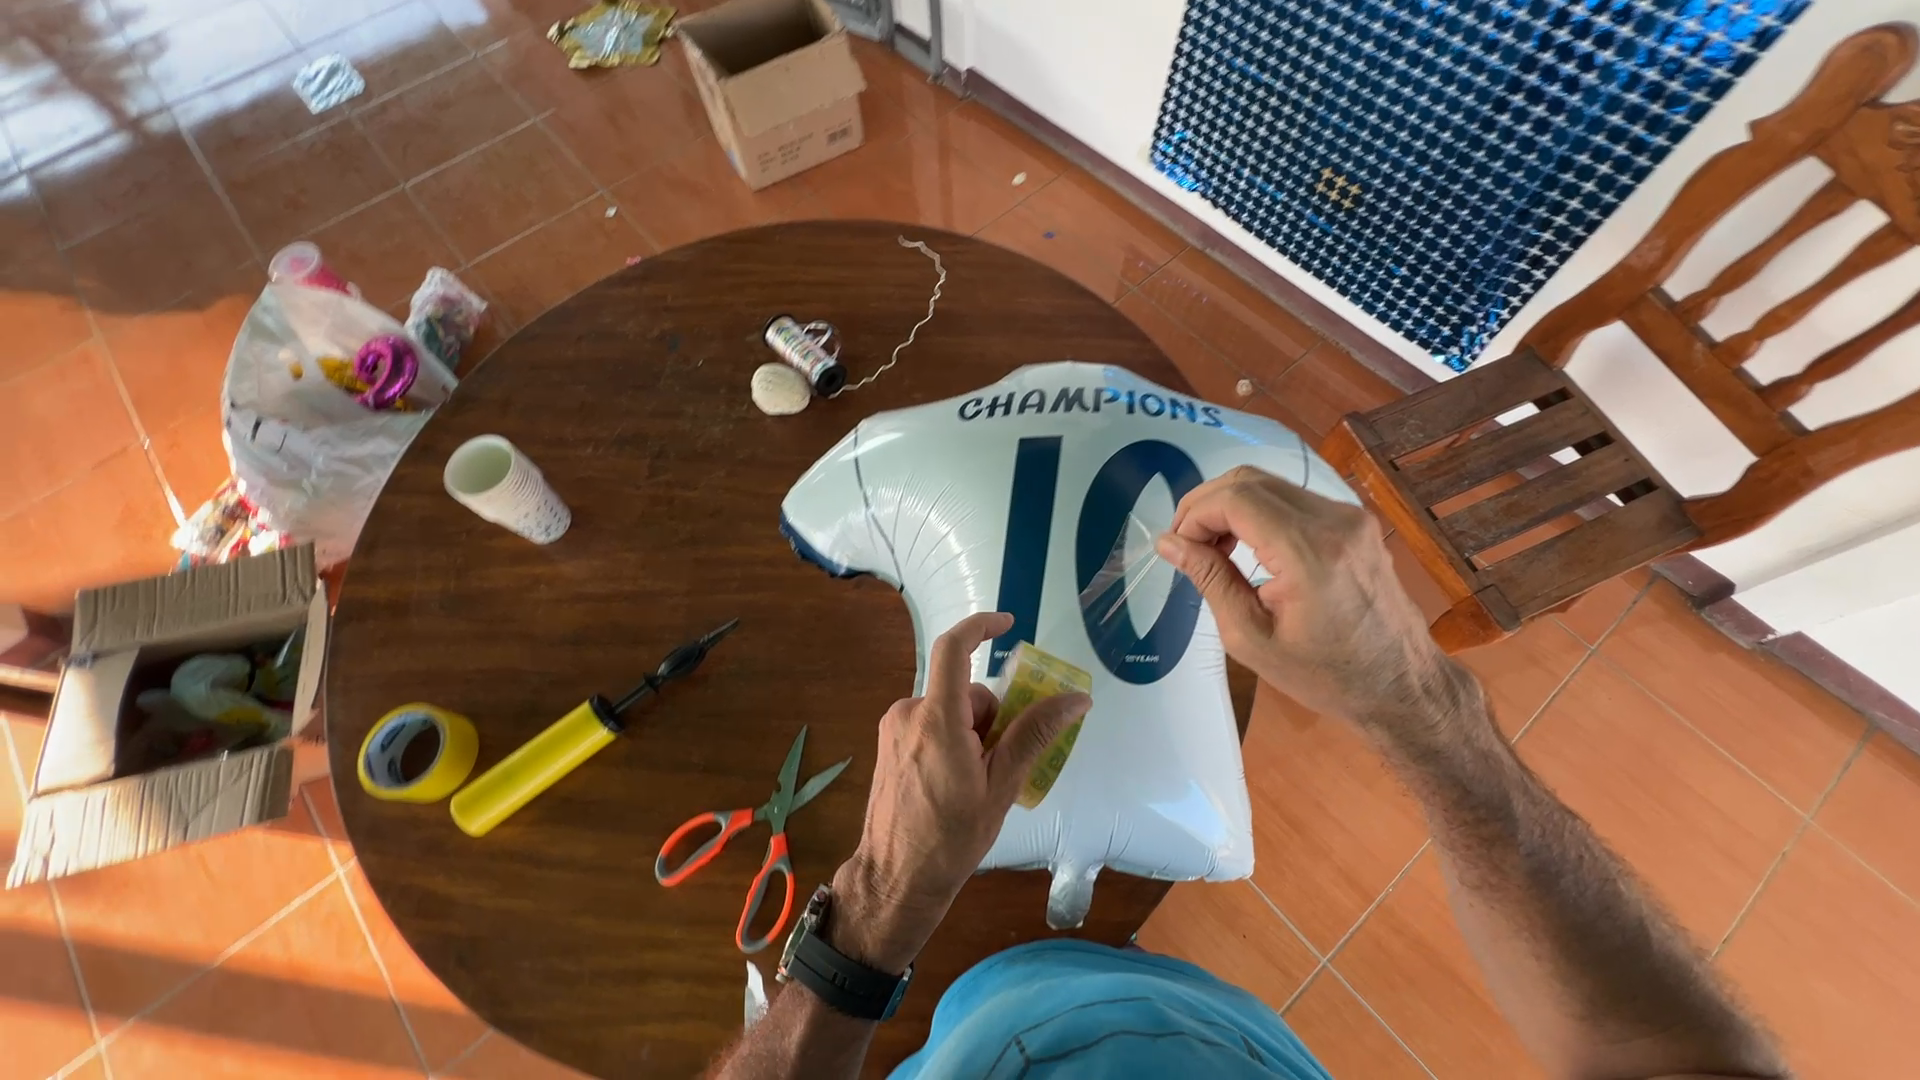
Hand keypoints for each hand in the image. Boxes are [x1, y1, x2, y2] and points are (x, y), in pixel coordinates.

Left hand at [830, 612, 1090, 972]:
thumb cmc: (951, 836)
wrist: (895, 879)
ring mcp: (894, 729)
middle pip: (963, 692)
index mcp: (936, 718)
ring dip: (972, 733)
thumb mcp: (1002, 785)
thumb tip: (1076, 698)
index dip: (981, 626)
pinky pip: (930, 725)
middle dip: (991, 718)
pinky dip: (952, 740)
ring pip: (948, 711)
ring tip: (976, 784)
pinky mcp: (888, 744)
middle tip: (1001, 765)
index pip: (954, 648)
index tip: (1008, 624)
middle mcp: (909, 713)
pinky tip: (956, 784)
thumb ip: (1035, 733)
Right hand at [1154, 467, 1471, 749]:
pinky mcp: (1356, 522)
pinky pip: (1292, 498)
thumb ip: (1209, 578)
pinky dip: (1257, 511)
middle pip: (1250, 480)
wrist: (1401, 686)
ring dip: (1230, 506)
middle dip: (1206, 504)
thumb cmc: (1323, 675)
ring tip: (1213, 548)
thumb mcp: (1250, 636)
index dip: (1195, 514)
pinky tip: (1246, 545)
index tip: (1178, 547)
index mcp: (1309, 552)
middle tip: (1186, 543)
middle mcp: (1334, 520)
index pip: (1236, 499)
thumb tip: (1169, 542)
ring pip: (1270, 483)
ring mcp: (1350, 516)